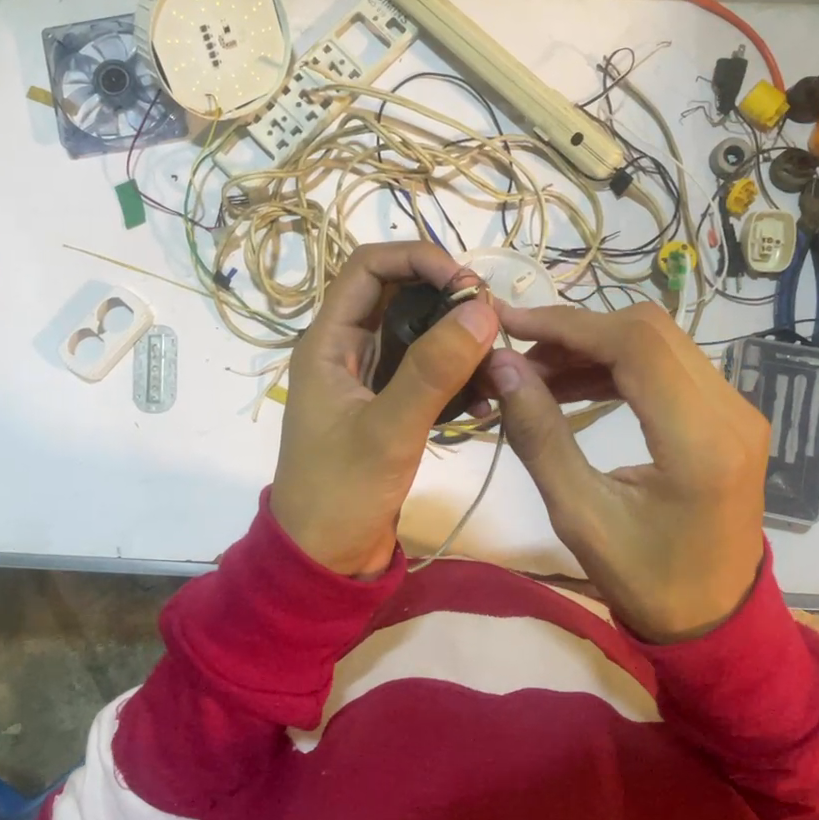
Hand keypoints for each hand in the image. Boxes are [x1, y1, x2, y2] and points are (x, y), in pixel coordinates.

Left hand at [270, 243, 493, 578]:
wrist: (323, 560)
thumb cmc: (340, 493)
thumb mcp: (388, 430)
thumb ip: (433, 370)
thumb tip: (481, 308)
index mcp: (328, 343)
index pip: (368, 267)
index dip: (416, 259)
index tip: (466, 282)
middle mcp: (346, 352)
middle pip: (398, 296)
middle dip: (446, 298)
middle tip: (492, 321)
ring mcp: (368, 381)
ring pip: (417, 335)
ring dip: (456, 338)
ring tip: (495, 360)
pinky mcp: (388, 409)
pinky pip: (425, 373)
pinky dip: (455, 376)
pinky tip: (484, 398)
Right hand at [484, 302, 768, 641]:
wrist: (716, 619)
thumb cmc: (646, 579)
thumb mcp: (580, 517)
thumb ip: (541, 437)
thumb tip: (502, 367)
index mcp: (700, 441)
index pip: (634, 345)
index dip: (567, 325)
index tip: (508, 324)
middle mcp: (730, 411)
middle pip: (649, 331)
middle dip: (576, 332)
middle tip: (520, 357)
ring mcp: (736, 409)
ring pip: (659, 342)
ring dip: (594, 347)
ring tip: (537, 374)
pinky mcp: (728, 415)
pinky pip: (669, 366)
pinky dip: (617, 365)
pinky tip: (573, 385)